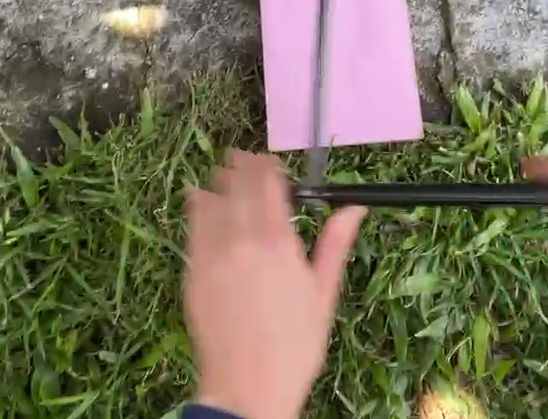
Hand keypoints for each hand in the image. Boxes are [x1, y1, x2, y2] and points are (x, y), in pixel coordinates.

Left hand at [183, 151, 366, 418]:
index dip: (268, 166)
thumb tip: (354, 206)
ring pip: (213, 197)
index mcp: (278, 241)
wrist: (247, 389)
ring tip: (225, 171)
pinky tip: (201, 197)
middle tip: (246, 158)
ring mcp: (213, 253)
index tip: (271, 161)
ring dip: (220, 179)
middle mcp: (243, 238)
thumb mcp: (323, 293)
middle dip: (244, 165)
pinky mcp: (193, 270)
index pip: (269, 184)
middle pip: (239, 183)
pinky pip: (192, 224)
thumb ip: (335, 243)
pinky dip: (198, 204)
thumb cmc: (295, 344)